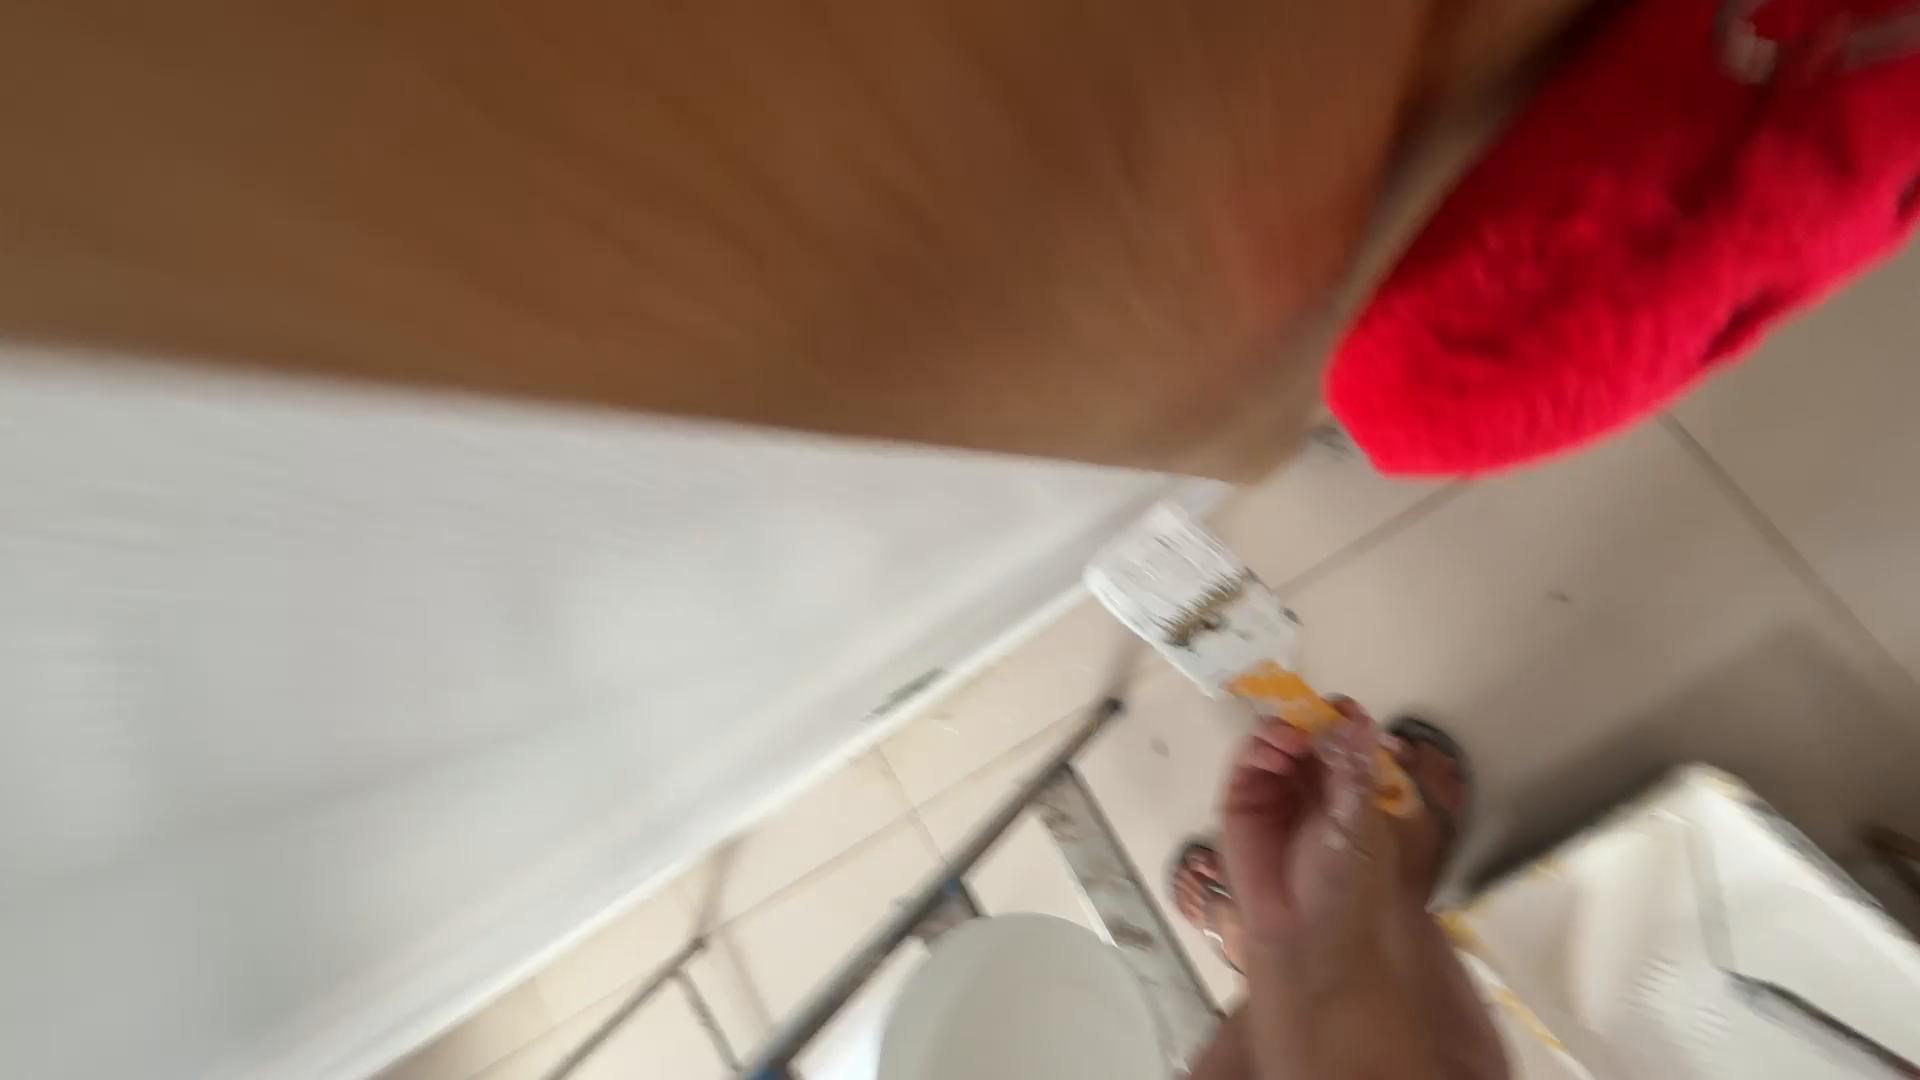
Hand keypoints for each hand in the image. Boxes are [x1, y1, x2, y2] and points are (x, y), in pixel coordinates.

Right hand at [1216, 697, 1399, 954]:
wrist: (1303, 930)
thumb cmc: (1343, 883)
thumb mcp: (1357, 825)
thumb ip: (1351, 772)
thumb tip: (1358, 721)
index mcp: (1344, 784)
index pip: (1341, 738)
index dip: (1341, 718)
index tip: (1343, 707)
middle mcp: (1307, 779)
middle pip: (1303, 730)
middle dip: (1307, 718)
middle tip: (1311, 720)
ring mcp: (1272, 785)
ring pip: (1272, 738)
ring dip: (1281, 730)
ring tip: (1291, 741)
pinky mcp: (1240, 795)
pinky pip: (1246, 759)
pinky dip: (1257, 748)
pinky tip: (1273, 755)